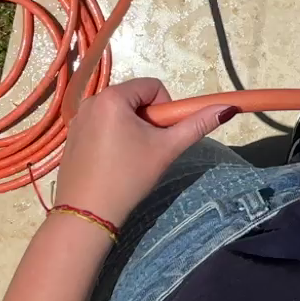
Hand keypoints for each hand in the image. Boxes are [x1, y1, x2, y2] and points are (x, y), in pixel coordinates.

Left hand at [51, 78, 237, 226]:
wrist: (87, 214)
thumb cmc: (129, 176)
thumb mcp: (167, 149)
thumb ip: (197, 125)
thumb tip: (228, 107)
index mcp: (113, 97)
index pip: (152, 86)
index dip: (165, 108)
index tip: (161, 135)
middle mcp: (91, 100)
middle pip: (135, 97)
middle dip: (148, 118)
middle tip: (148, 148)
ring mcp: (78, 118)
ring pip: (119, 111)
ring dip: (131, 126)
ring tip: (131, 156)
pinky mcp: (72, 136)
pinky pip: (101, 123)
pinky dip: (113, 135)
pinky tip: (113, 161)